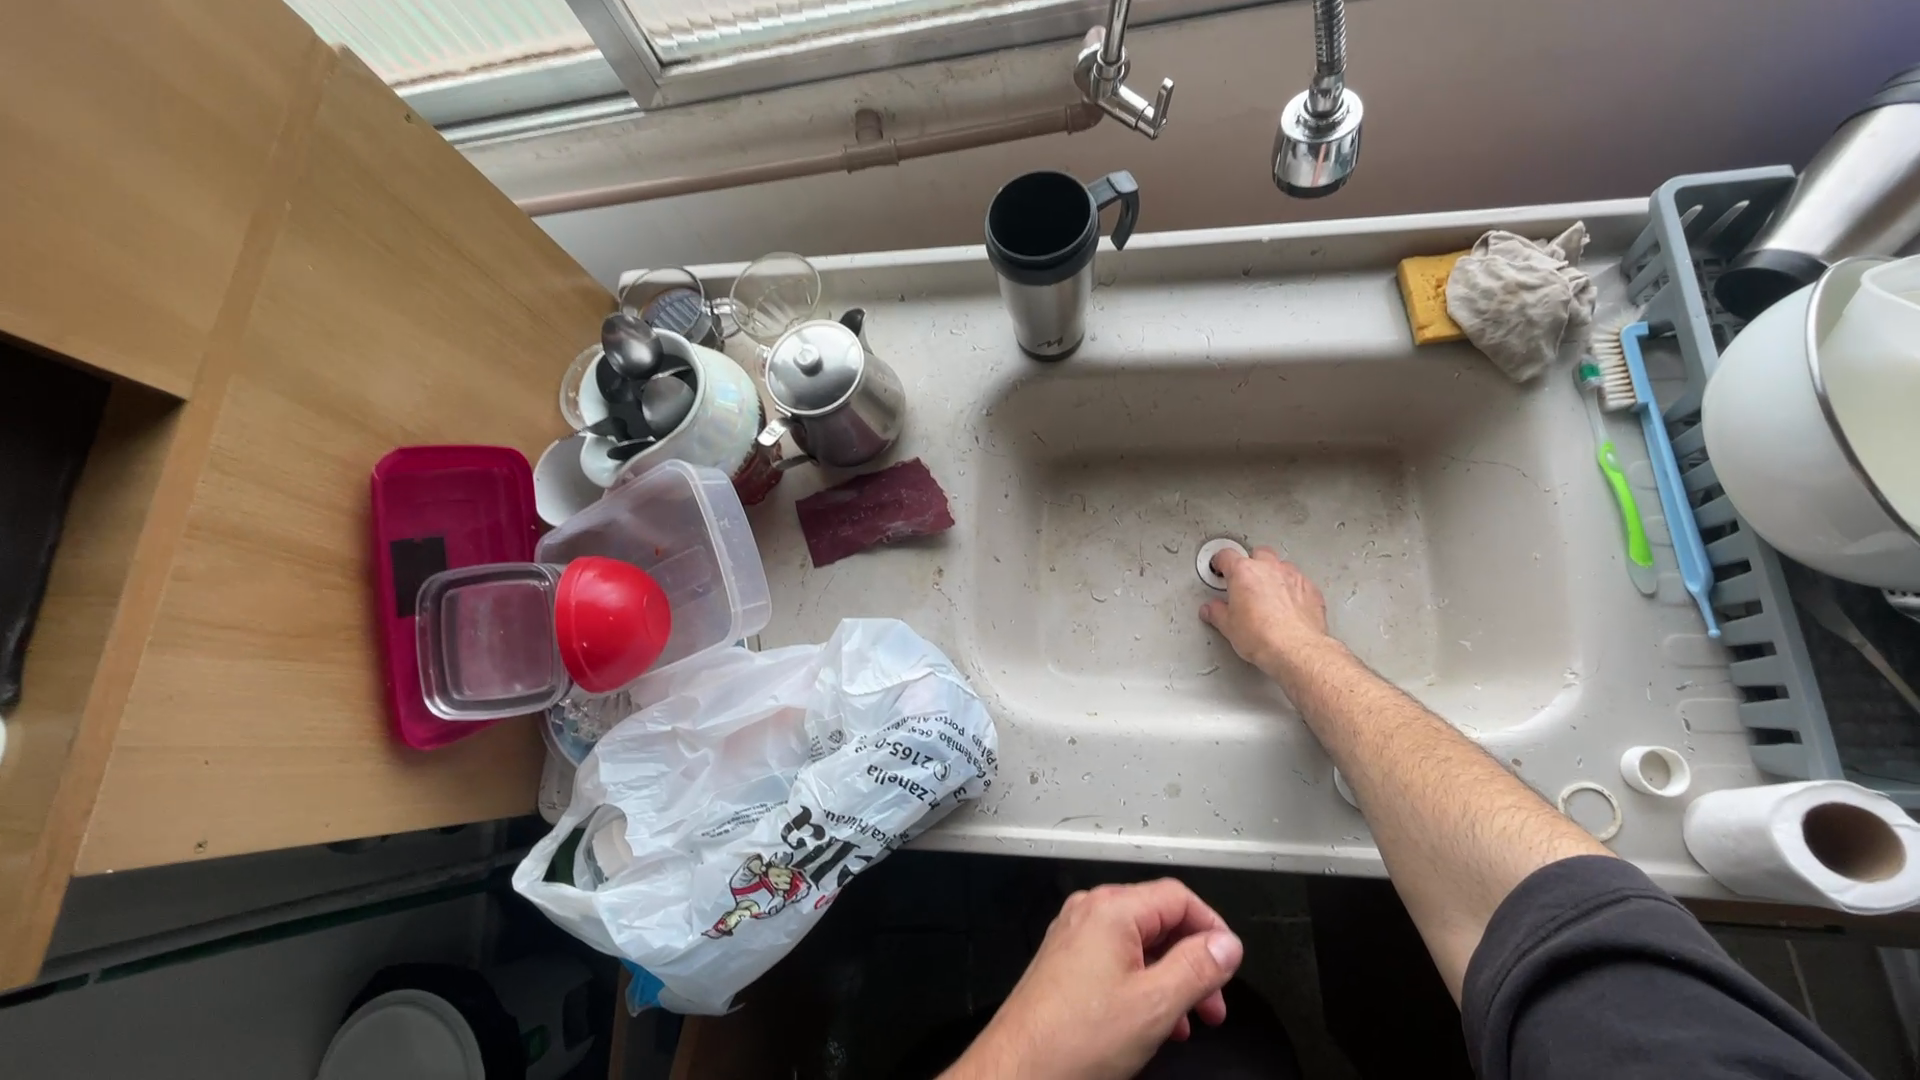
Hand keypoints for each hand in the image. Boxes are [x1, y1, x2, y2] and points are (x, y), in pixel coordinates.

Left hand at [942, 880, 1242, 1079]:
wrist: (1019, 1068)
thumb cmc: (1078, 1037)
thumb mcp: (1155, 1005)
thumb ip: (1198, 969)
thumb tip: (1227, 944)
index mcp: (1111, 908)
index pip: (1178, 896)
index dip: (1212, 927)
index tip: (1230, 964)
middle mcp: (1089, 911)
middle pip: (1159, 918)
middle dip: (1193, 959)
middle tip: (1214, 1004)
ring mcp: (1074, 935)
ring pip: (1140, 942)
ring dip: (1171, 977)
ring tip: (1189, 1021)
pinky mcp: (1066, 960)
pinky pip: (1117, 959)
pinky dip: (1143, 983)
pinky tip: (1155, 1022)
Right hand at [1198, 546, 1331, 674]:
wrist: (1295, 650)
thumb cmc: (1263, 636)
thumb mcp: (1228, 627)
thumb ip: (1217, 612)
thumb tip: (1212, 610)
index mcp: (1244, 572)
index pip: (1226, 555)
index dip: (1220, 561)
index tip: (1219, 567)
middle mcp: (1269, 569)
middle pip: (1258, 553)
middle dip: (1251, 563)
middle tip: (1245, 581)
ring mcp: (1293, 577)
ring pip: (1281, 566)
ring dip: (1274, 576)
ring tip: (1268, 594)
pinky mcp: (1311, 590)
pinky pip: (1300, 582)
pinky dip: (1293, 590)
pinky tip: (1289, 605)